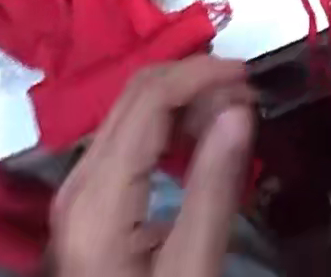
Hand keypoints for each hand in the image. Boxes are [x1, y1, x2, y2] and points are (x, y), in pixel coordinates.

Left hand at [50, 58, 256, 276]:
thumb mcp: (192, 273)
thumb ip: (214, 187)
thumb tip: (241, 107)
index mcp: (99, 195)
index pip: (151, 97)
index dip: (202, 74)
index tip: (251, 78)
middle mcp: (80, 177)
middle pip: (139, 92)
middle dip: (197, 80)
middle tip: (248, 97)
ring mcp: (79, 186)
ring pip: (135, 106)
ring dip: (187, 97)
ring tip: (235, 115)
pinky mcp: (90, 198)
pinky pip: (132, 132)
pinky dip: (173, 120)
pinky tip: (203, 138)